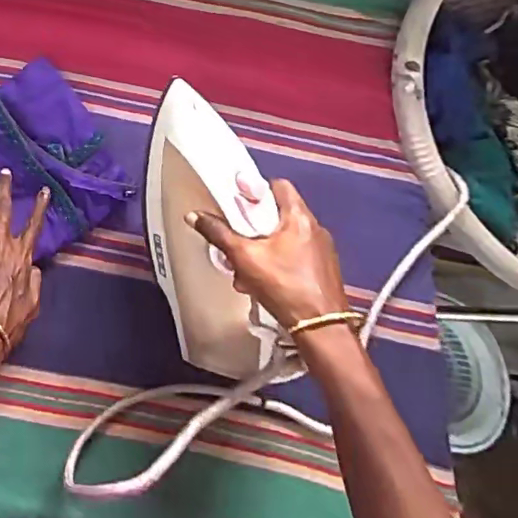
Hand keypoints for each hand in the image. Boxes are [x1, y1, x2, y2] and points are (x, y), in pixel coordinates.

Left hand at [0, 170, 49, 361]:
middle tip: (3, 173)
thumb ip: (34, 281)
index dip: (40, 206)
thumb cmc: (10, 322)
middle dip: (4, 188)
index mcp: (22, 256)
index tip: (44, 190)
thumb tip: (33, 267)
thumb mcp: (33, 303)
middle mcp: (1, 245)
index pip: (34, 225)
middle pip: (3, 209)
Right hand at [188, 175, 350, 329]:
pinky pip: (294, 255)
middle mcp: (315, 228)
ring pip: (284, 236)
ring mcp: (323, 250)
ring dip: (262, 246)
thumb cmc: (284, 286)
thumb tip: (193, 215)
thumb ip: (218, 233)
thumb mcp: (243, 257)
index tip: (238, 202)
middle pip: (278, 213)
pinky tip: (261, 281)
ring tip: (245, 266)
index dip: (256, 189)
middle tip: (237, 237)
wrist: (322, 331)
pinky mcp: (324, 270)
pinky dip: (276, 261)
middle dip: (253, 225)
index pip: (279, 185)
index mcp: (299, 217)